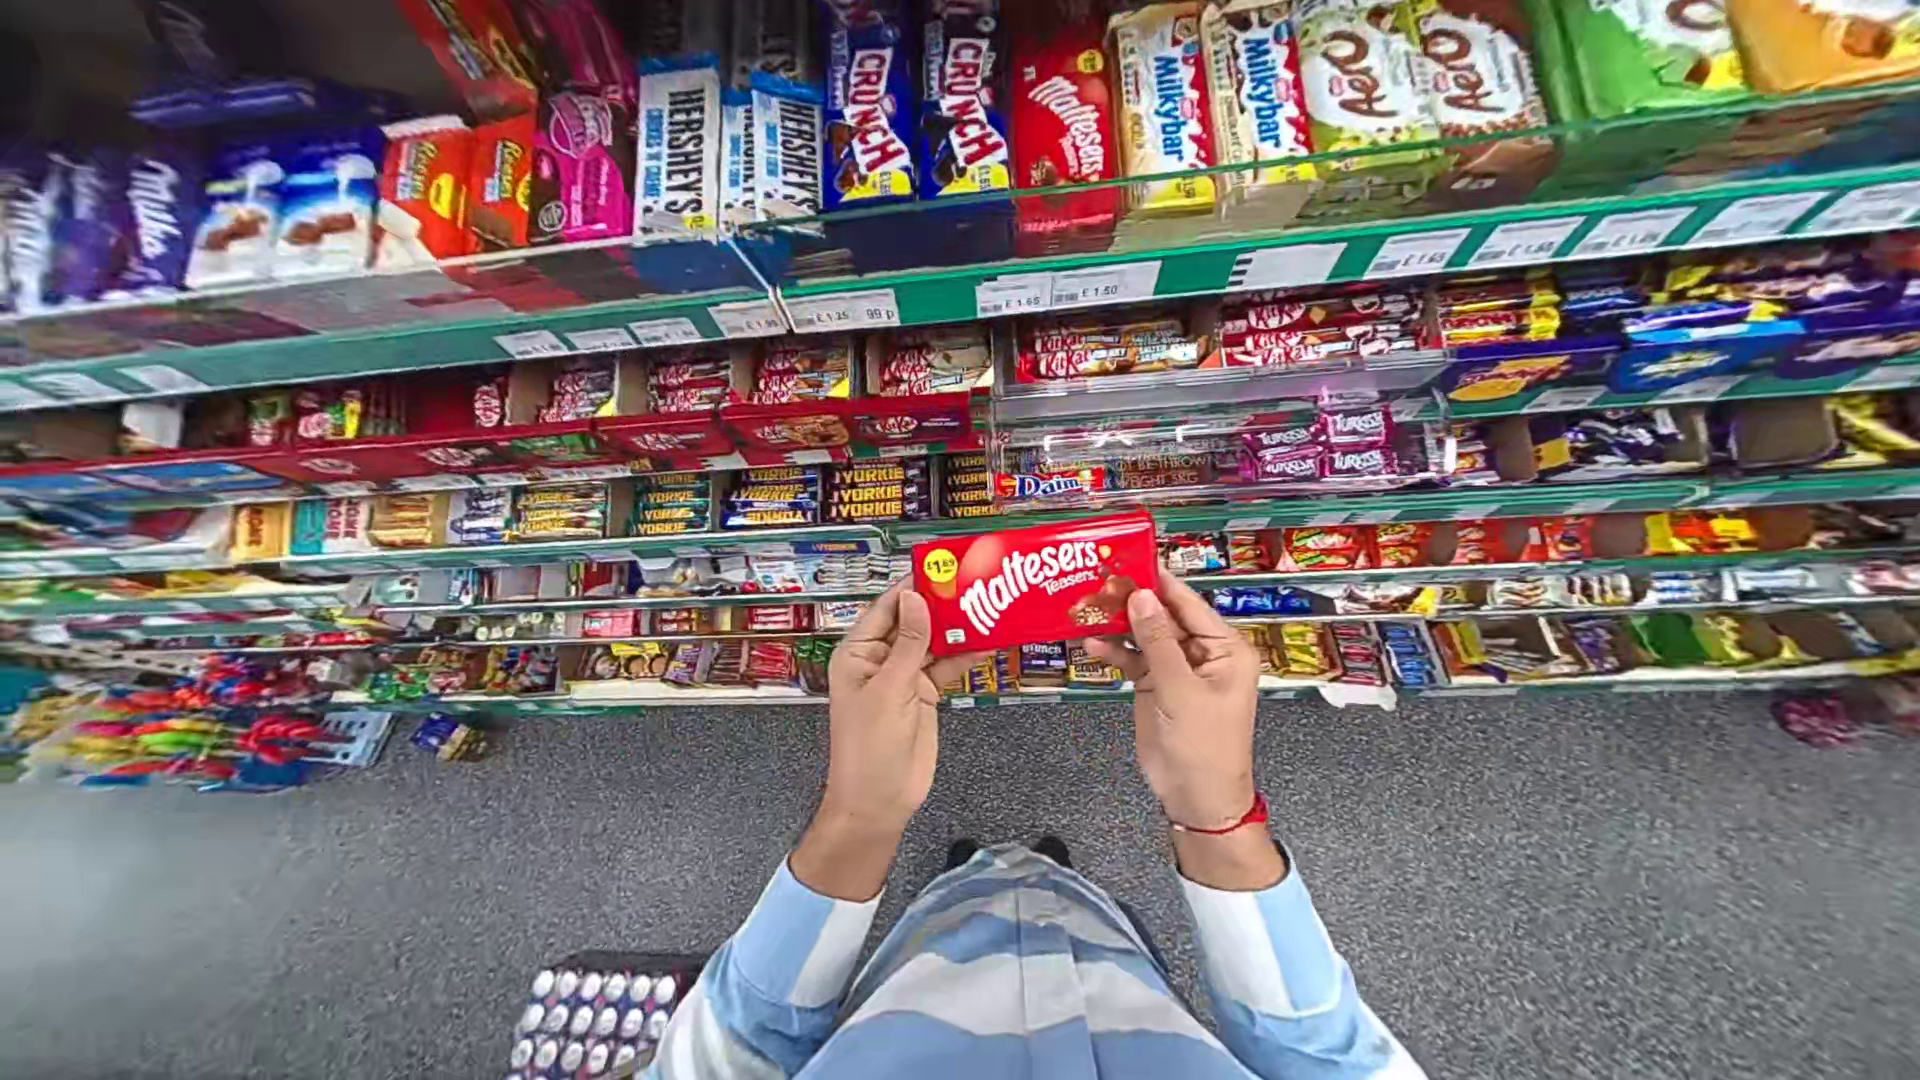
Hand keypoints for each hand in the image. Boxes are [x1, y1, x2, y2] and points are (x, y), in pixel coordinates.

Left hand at [792, 582, 984, 899]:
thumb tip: (915, 596)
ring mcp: (903, 675)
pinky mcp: (923, 692)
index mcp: (859, 652)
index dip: (912, 586)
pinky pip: (945, 666)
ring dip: (956, 628)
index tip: (942, 566)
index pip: (886, 608)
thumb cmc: (871, 745)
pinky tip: (989, 641)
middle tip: (975, 582)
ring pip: (932, 642)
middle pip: (912, 621)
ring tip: (989, 605)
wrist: (880, 801)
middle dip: (940, 604)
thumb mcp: (890, 690)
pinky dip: (964, 655)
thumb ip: (908, 643)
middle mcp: (880, 658)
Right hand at [1082, 566, 1261, 829]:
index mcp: (1225, 649)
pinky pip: (1133, 657)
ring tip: (1090, 608)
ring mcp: (1176, 667)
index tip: (1133, 561)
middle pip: (1163, 616)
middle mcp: (1201, 652)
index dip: (1160, 583)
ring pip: (1144, 634)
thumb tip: (1142, 597)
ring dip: (1119, 624)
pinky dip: (1114, 650)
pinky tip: (1093, 642)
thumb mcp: (1181, 690)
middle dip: (1133, 602)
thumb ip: (1158, 642)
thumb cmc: (1206, 749)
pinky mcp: (1155, 682)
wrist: (1195, 796)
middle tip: (1101, 582)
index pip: (1189, 604)